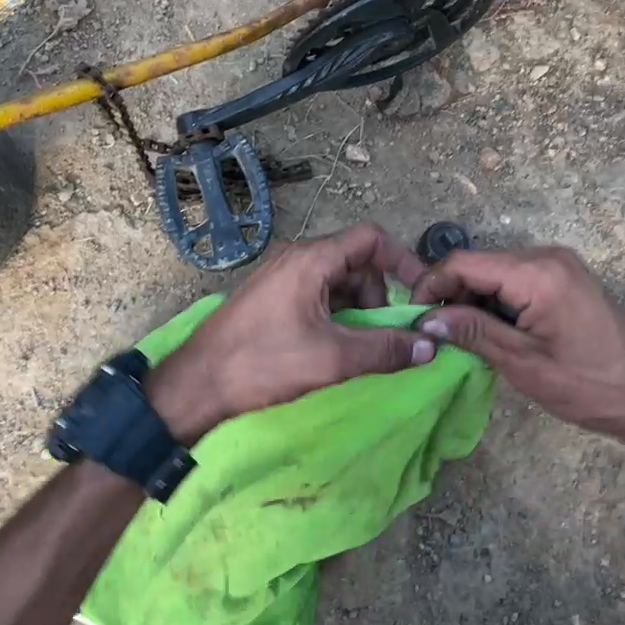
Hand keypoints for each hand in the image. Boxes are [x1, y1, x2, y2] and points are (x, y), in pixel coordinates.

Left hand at [145, 223, 437, 442]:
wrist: (195, 386)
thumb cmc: (261, 364)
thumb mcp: (331, 358)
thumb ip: (384, 349)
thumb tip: (430, 345)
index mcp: (310, 259)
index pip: (371, 239)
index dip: (403, 261)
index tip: (423, 295)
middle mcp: (296, 259)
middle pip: (357, 264)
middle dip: (378, 300)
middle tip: (380, 340)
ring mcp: (281, 278)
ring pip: (338, 284)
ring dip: (357, 314)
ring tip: (354, 353)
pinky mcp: (272, 300)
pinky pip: (317, 298)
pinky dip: (335, 320)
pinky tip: (332, 352)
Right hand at [410, 246, 624, 444]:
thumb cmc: (588, 385)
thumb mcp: (523, 363)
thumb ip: (472, 332)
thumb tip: (425, 320)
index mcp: (536, 272)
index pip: (463, 263)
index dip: (431, 285)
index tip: (413, 316)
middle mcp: (546, 255)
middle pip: (478, 263)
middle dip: (451, 293)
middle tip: (433, 330)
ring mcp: (558, 263)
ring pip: (495, 270)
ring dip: (472, 297)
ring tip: (459, 334)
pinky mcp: (564, 276)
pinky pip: (516, 277)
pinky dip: (496, 298)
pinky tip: (490, 328)